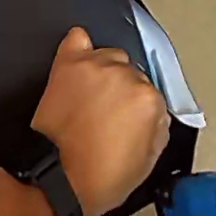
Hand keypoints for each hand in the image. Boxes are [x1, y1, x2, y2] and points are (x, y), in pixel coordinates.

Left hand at [29, 27, 169, 215]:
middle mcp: (125, 76)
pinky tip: (80, 61)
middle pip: (132, 72)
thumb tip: (155, 114)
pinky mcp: (68, 63)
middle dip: (124, 90)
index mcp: (149, 100)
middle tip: (108, 113)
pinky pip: (78, 38)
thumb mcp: (148, 163)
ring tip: (91, 95)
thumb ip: (158, 128)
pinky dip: (81, 47)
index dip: (139, 110)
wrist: (57, 178)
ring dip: (105, 72)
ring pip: (110, 55)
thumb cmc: (99, 176)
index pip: (153, 94)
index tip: (128, 121)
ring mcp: (95, 65)